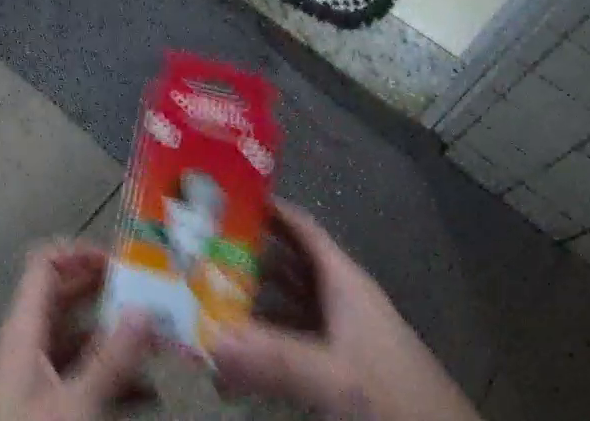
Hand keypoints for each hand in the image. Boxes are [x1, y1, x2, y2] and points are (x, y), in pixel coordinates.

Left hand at [0, 241, 157, 420]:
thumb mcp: (74, 406)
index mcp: (23, 330)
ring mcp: (35, 378)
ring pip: (79, 341)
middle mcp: (27, 345)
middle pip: (66, 299)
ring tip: (164, 343)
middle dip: (110, 295)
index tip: (125, 261)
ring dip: (118, 340)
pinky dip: (112, 377)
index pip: (45, 265)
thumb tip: (144, 308)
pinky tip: (150, 393)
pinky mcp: (45, 408)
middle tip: (156, 297)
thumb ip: (110, 360)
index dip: (81, 253)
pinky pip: (81, 377)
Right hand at [211, 201, 479, 420]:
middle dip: (244, 257)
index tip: (221, 196)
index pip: (301, 229)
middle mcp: (338, 300)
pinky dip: (260, 345)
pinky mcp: (335, 367)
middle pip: (285, 265)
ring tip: (201, 298)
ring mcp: (337, 335)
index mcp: (343, 281)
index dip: (267, 208)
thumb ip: (276, 359)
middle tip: (195, 249)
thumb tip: (211, 340)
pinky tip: (230, 356)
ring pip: (284, 306)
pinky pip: (288, 344)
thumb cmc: (394, 394)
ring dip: (248, 304)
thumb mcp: (335, 375)